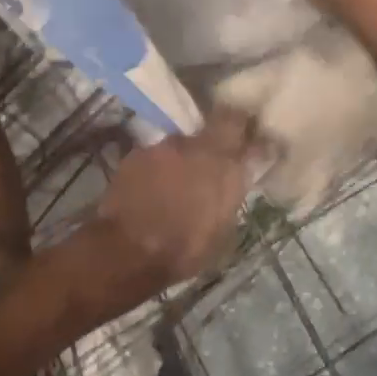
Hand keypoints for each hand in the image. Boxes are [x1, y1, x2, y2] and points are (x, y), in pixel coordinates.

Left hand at [95, 109, 255, 289]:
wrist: (131, 251)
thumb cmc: (185, 250)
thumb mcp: (223, 229)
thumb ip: (230, 192)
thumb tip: (234, 178)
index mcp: (224, 164)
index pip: (238, 124)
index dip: (242, 128)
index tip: (245, 138)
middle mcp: (194, 146)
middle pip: (207, 132)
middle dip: (209, 146)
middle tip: (206, 167)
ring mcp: (162, 148)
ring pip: (177, 146)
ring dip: (179, 160)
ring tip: (172, 184)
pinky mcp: (134, 155)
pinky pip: (152, 157)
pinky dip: (154, 169)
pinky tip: (148, 189)